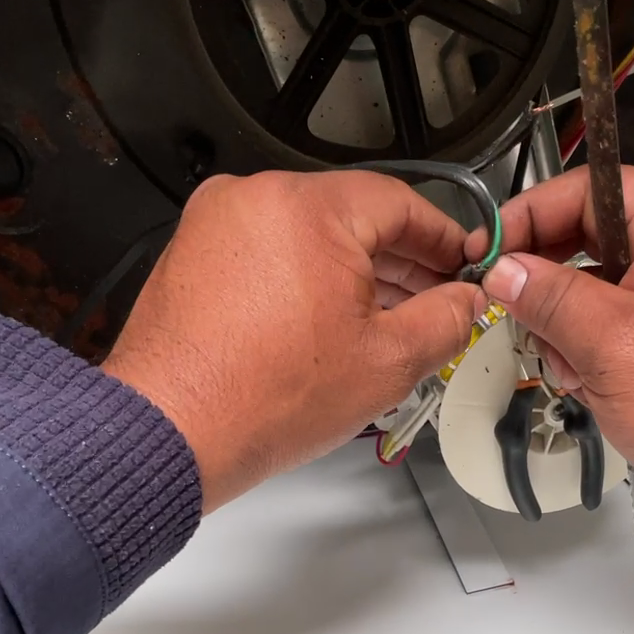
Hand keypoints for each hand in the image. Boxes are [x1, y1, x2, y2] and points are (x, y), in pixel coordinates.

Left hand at [103, 170, 478, 511]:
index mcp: (308, 208)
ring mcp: (217, 224)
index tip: (462, 265)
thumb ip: (444, 321)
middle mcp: (255, 199)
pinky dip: (305, 281)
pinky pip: (268, 254)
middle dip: (400, 263)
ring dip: (352, 275)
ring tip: (382, 323)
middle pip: (352, 218)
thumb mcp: (385, 364)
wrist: (169, 434)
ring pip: (308, 237)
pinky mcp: (194, 255)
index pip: (400, 204)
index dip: (442, 240)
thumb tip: (464, 302)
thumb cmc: (259, 401)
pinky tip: (326, 325)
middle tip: (431, 302)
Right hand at [473, 167, 633, 633]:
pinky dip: (598, 354)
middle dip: (552, 286)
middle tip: (522, 317)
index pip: (594, 189)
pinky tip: (594, 386)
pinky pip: (626, 330)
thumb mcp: (615, 346)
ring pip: (606, 293)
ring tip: (572, 370)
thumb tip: (507, 271)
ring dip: (573, 330)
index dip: (532, 214)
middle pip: (597, 243)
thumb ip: (551, 300)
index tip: (491, 249)